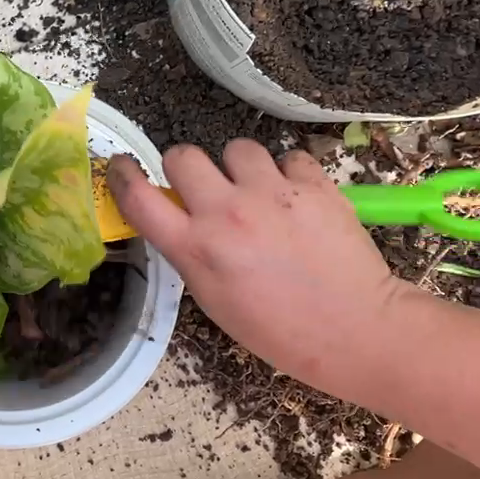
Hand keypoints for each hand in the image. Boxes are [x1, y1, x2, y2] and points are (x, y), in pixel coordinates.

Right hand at [109, 140, 404, 379]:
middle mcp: (227, 213)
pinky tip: (297, 199)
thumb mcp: (213, 298)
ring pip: (236, 147)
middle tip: (206, 189)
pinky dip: (289, 174)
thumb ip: (191, 251)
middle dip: (187, 168)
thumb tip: (180, 217)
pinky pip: (289, 157)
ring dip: (241, 167)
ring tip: (260, 193)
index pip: (138, 196)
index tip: (123, 166)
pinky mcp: (315, 184)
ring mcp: (272, 194)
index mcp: (197, 248)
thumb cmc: (278, 330)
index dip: (122, 174)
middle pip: (182, 155)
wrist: (357, 331)